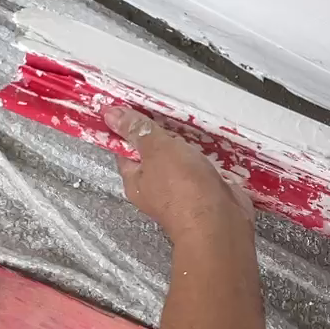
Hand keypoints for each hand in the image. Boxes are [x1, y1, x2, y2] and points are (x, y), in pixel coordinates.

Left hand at [105, 105, 253, 243]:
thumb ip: (136, 130)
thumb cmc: (183, 188)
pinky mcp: (209, 191)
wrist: (220, 222)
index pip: (126, 149)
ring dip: (192, 144)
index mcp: (136, 180)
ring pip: (184, 160)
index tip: (139, 107)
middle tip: (174, 110)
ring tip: (197, 122)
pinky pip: (206, 168)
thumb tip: (109, 114)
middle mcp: (157, 188)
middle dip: (167, 133)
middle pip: (157, 153)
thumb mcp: (156, 149)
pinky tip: (217, 142)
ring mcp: (185, 191)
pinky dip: (211, 156)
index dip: (130, 128)